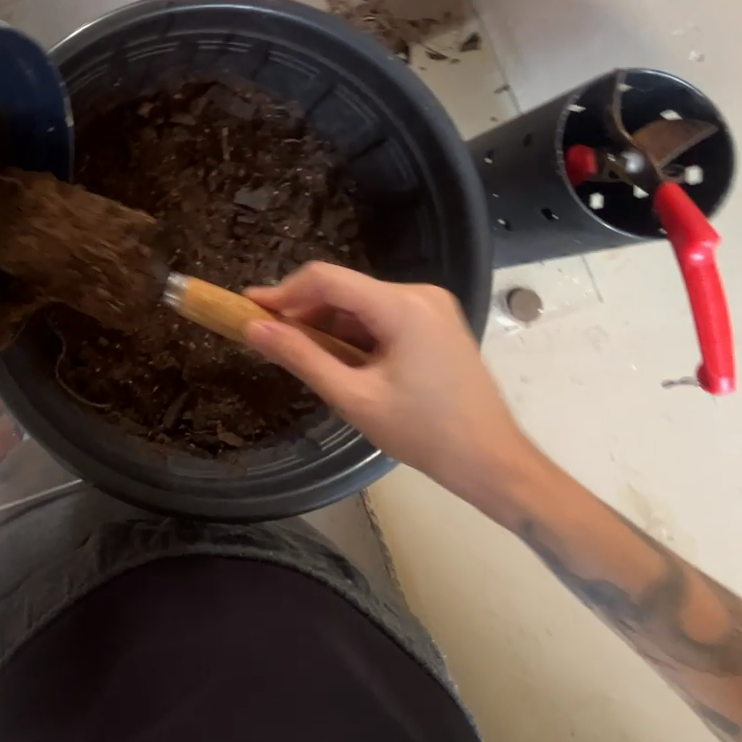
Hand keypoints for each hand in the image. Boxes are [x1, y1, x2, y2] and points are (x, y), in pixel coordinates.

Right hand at [245, 263, 541, 500]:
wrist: (493, 462)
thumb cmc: (424, 433)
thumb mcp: (353, 397)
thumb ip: (301, 357)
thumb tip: (253, 329)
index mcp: (402, 306)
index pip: (327, 279)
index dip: (283, 292)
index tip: (249, 309)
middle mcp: (419, 295)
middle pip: (343, 289)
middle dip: (302, 311)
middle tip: (268, 337)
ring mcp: (431, 307)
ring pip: (359, 303)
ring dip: (325, 324)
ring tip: (297, 354)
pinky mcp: (434, 324)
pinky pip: (378, 316)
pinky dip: (350, 333)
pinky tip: (334, 359)